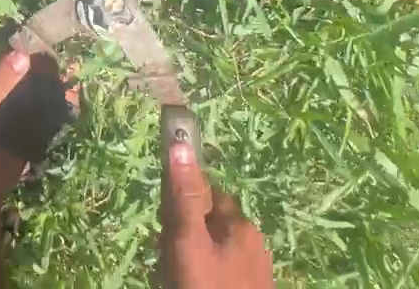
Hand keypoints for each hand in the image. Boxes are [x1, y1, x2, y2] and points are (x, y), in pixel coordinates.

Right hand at [160, 141, 274, 288]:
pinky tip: (185, 283)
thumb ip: (183, 196)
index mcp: (240, 225)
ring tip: (170, 276)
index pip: (206, 191)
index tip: (164, 222)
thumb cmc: (206, 288)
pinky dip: (201, 275)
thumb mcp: (187, 241)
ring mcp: (254, 271)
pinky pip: (220, 272)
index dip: (181, 202)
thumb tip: (180, 144)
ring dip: (188, 257)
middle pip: (208, 221)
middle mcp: (253, 242)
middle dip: (182, 233)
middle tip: (164, 256)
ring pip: (212, 249)